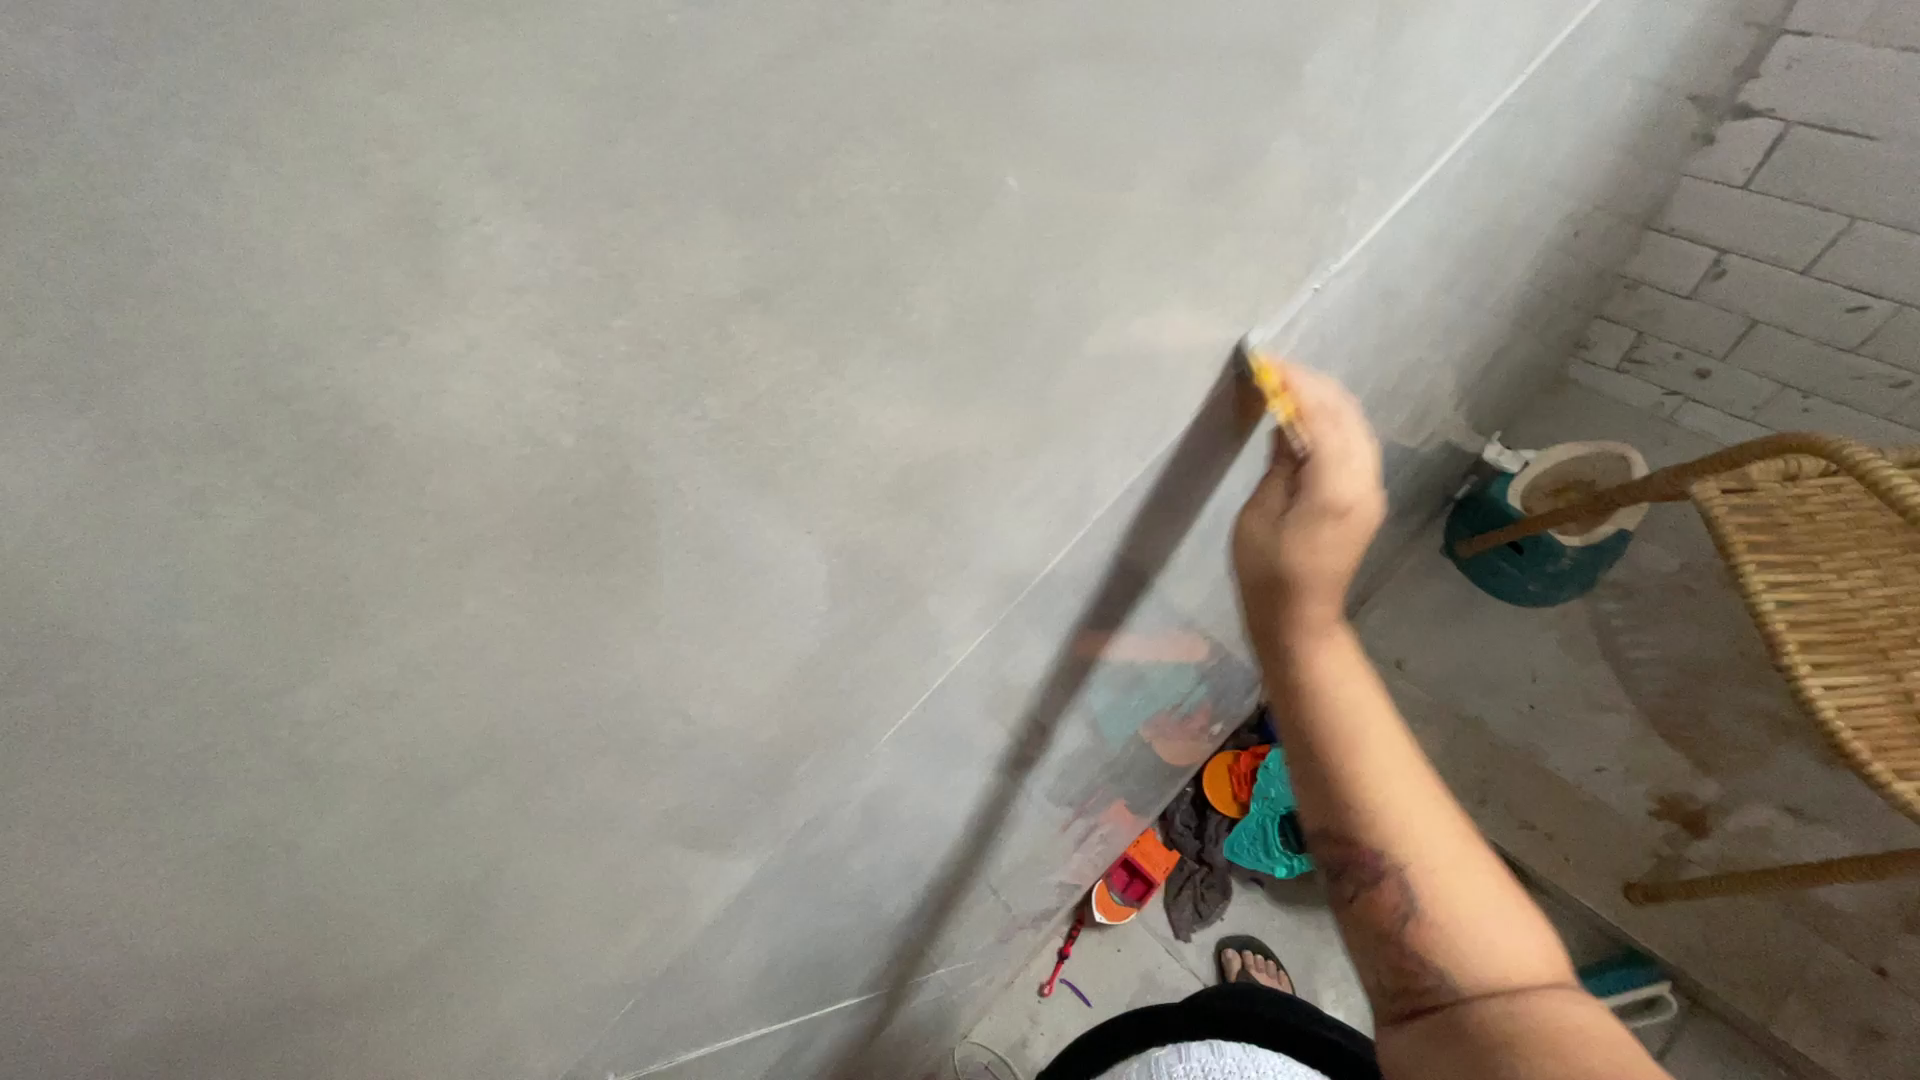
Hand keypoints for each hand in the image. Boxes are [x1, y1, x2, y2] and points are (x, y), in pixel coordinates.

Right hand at [1232, 362, 1385, 638]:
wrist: (1300, 619)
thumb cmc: (1266, 574)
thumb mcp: (1258, 516)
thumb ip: (1279, 464)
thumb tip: (1287, 423)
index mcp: (1334, 489)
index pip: (1322, 418)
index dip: (1295, 385)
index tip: (1267, 363)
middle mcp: (1364, 482)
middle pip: (1347, 414)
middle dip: (1312, 385)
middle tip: (1273, 369)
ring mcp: (1371, 489)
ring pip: (1355, 426)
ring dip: (1323, 400)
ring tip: (1286, 385)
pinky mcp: (1367, 497)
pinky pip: (1354, 444)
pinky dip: (1331, 421)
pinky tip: (1305, 417)